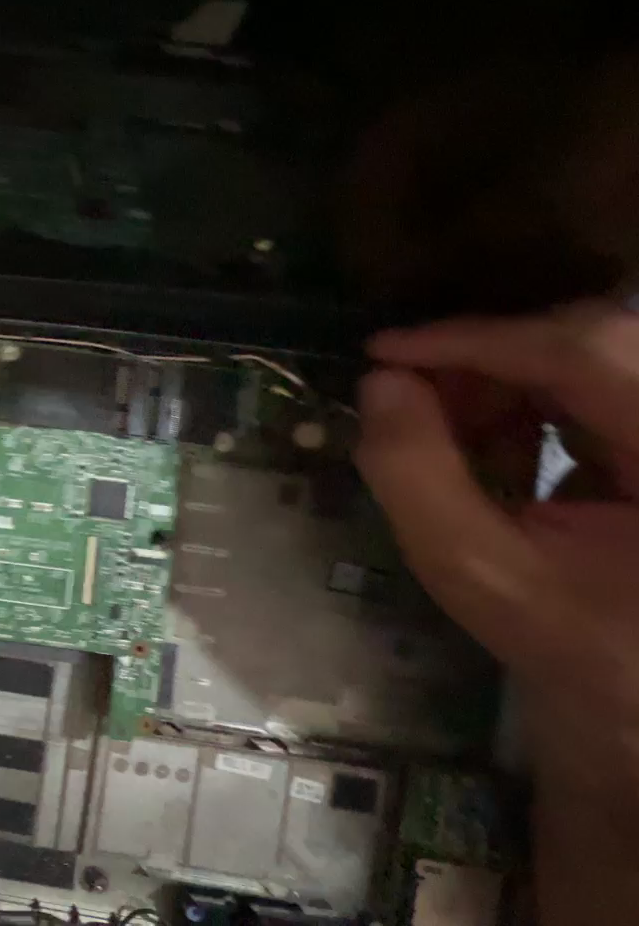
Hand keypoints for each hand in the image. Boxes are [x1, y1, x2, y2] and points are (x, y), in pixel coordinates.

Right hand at [354, 303, 638, 918]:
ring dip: (504, 380)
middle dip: (486, 357)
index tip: (382, 352)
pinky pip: (603, 392)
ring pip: (600, 359)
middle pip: (601, 343)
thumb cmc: (574, 644)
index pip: (588, 352)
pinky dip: (531, 404)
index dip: (476, 338)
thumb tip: (378, 383)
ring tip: (442, 426)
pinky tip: (490, 444)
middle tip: (406, 393)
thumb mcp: (471, 566)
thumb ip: (413, 471)